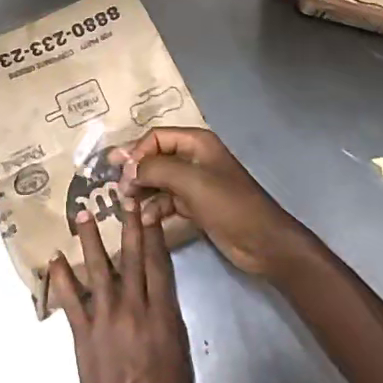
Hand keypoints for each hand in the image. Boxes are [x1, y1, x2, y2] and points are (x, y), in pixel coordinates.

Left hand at [48, 207, 190, 382]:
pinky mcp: (82, 333)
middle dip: (128, 225)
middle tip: (123, 196)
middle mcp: (133, 311)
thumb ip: (167, 318)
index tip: (148, 209)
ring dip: (89, 239)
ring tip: (81, 213)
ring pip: (97, 270)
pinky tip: (55, 257)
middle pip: (132, 259)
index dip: (154, 235)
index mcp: (162, 318)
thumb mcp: (179, 356)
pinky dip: (61, 277)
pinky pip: (69, 299)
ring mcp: (104, 320)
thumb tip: (157, 289)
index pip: (159, 266)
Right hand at [117, 127, 303, 276]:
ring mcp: (195, 183)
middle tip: (117, 188)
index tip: (119, 170)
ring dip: (142, 191)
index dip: (136, 151)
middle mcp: (194, 158)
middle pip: (155, 158)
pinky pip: (167, 201)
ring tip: (127, 205)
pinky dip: (154, 208)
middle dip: (136, 172)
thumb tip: (127, 168)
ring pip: (158, 181)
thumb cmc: (229, 205)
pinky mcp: (196, 206)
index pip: (155, 137)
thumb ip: (155, 169)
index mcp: (196, 143)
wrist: (265, 244)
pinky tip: (144, 219)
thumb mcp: (190, 181)